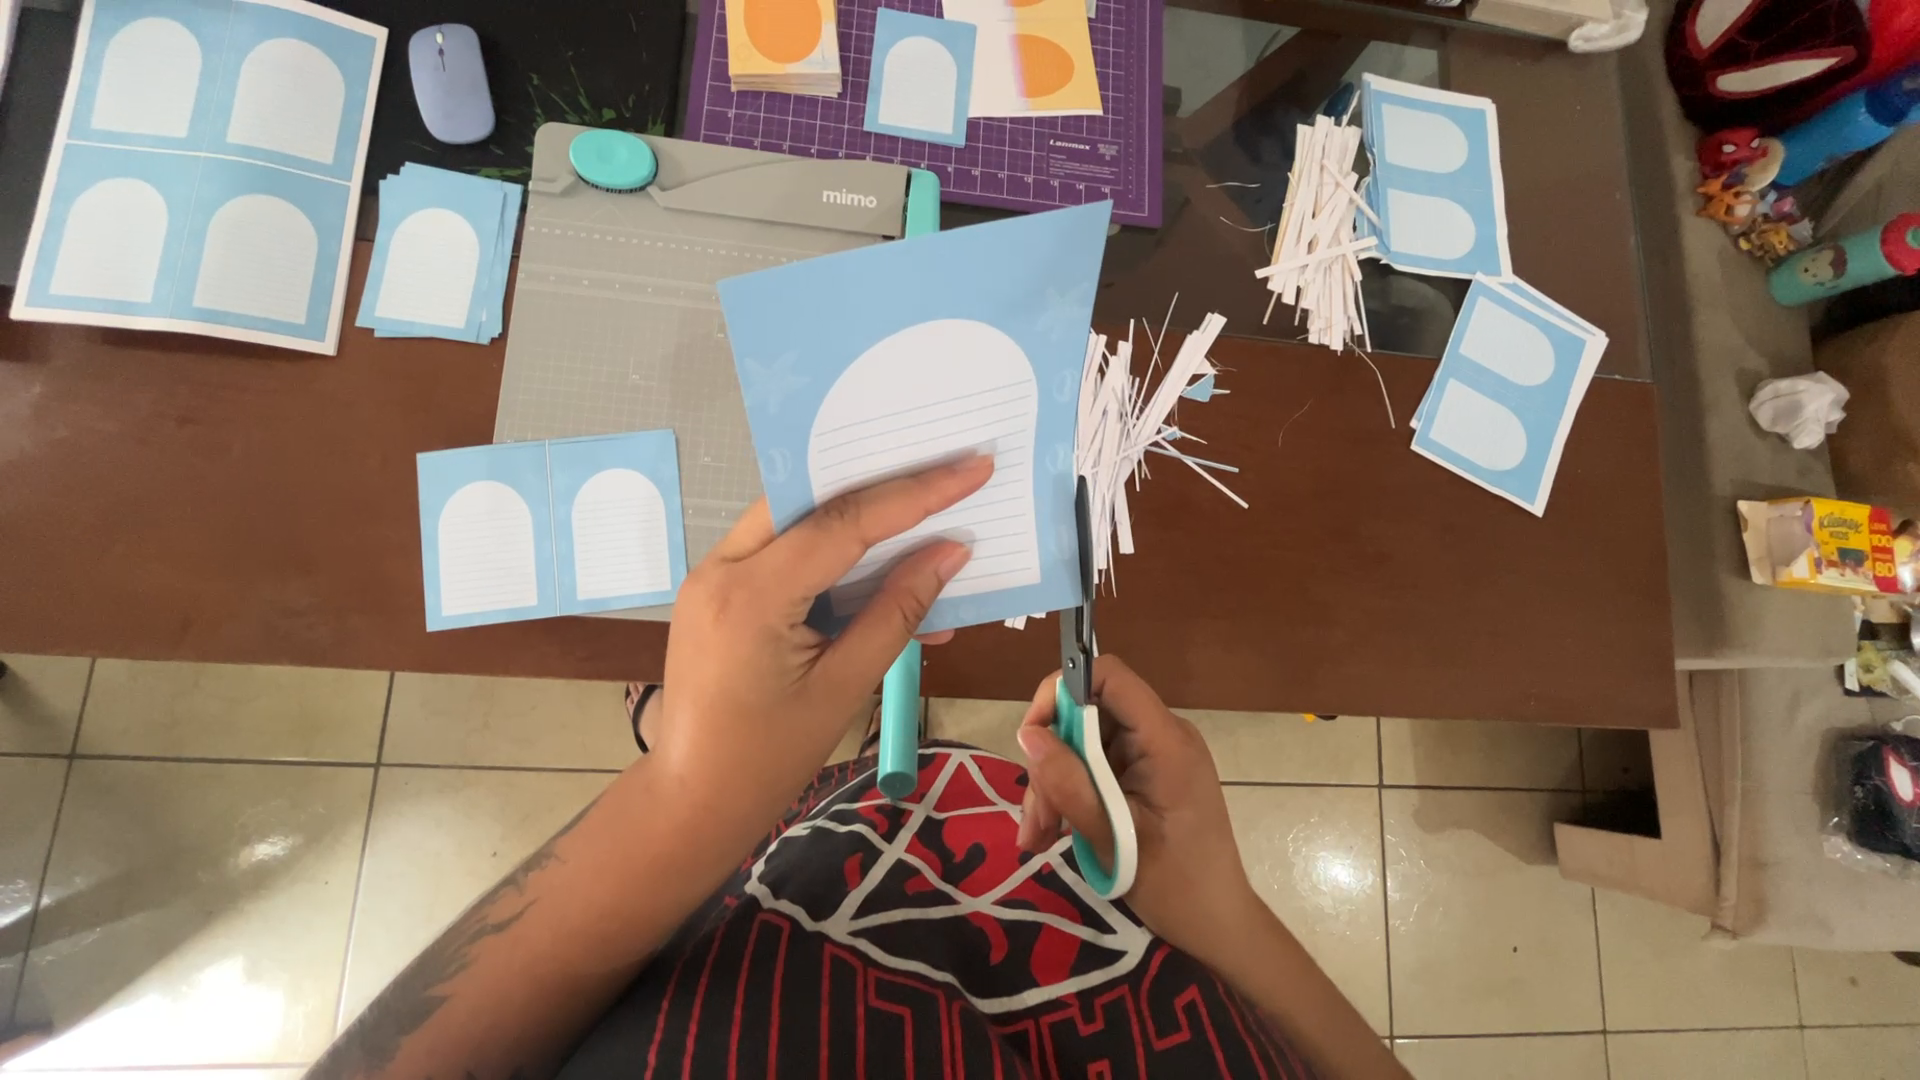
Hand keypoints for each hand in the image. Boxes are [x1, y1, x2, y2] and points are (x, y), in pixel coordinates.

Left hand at [649, 454, 992, 830]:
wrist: (692, 800)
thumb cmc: (768, 759)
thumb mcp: (844, 686)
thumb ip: (898, 612)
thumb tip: (951, 553)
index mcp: (751, 595)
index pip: (844, 522)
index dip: (915, 493)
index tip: (971, 468)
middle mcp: (722, 566)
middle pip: (813, 502)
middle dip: (884, 485)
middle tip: (946, 471)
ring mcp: (714, 574)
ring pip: (798, 518)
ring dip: (860, 520)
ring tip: (923, 521)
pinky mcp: (720, 589)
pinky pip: (785, 551)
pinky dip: (833, 555)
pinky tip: (879, 575)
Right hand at [1015, 655, 1263, 965]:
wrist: (1218, 926)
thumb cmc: (1175, 887)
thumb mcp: (1113, 838)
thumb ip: (1070, 784)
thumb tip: (1028, 734)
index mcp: (1165, 740)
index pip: (1108, 676)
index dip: (1063, 691)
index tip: (1033, 735)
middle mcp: (1160, 735)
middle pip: (1087, 715)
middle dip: (1051, 759)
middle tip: (1036, 817)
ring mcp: (1152, 755)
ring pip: (1083, 743)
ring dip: (1054, 785)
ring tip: (1039, 837)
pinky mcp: (1144, 774)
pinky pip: (1094, 766)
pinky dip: (1069, 794)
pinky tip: (1052, 834)